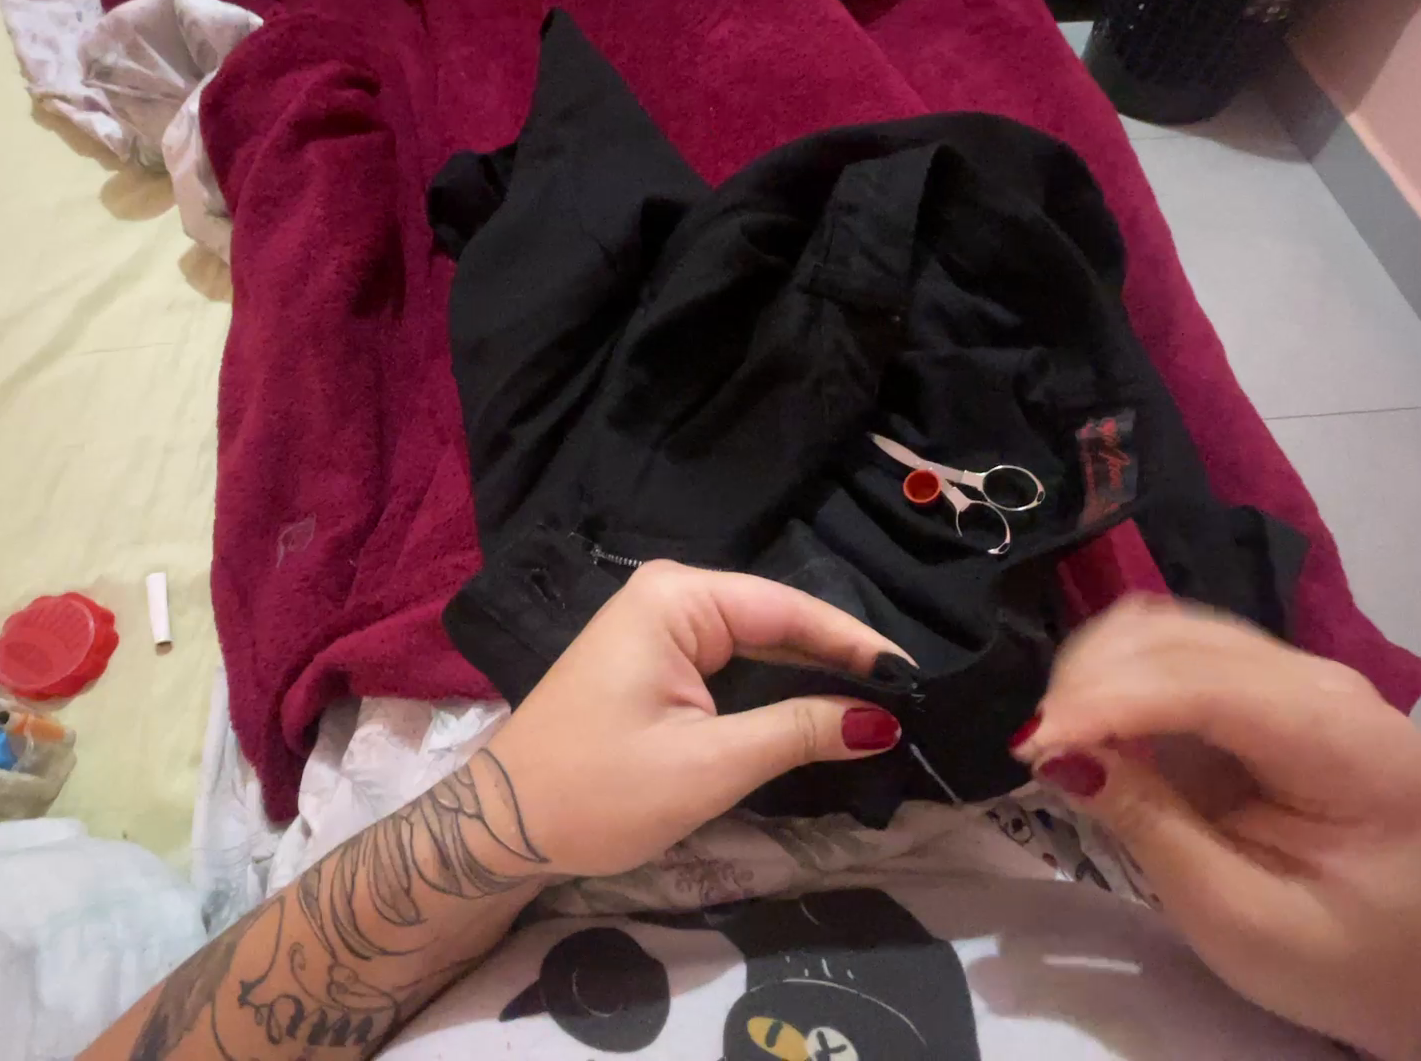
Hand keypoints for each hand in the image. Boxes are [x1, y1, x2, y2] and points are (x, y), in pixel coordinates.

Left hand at [483, 561, 907, 877]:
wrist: (505, 824)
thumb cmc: (598, 791)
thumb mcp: (708, 764)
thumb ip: (798, 731)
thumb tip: (881, 720)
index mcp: (676, 599)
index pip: (788, 610)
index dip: (855, 643)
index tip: (915, 677)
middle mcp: (669, 596)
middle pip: (775, 621)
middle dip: (837, 660)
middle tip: (907, 698)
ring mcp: (659, 624)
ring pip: (756, 642)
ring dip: (810, 674)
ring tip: (879, 703)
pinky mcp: (656, 657)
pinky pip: (730, 661)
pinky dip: (774, 685)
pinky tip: (817, 704)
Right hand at [1012, 597, 1420, 1060]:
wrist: (1386, 972)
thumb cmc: (1323, 960)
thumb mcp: (1231, 912)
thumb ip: (1146, 822)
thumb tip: (1055, 754)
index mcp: (1359, 751)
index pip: (1214, 690)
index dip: (1114, 702)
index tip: (1035, 743)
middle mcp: (1330, 689)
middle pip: (1181, 642)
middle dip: (1092, 681)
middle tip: (1038, 747)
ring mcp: (1289, 677)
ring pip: (1160, 630)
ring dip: (1092, 670)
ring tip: (1061, 736)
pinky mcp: (1247, 682)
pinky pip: (1158, 647)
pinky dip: (1106, 672)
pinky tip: (1090, 719)